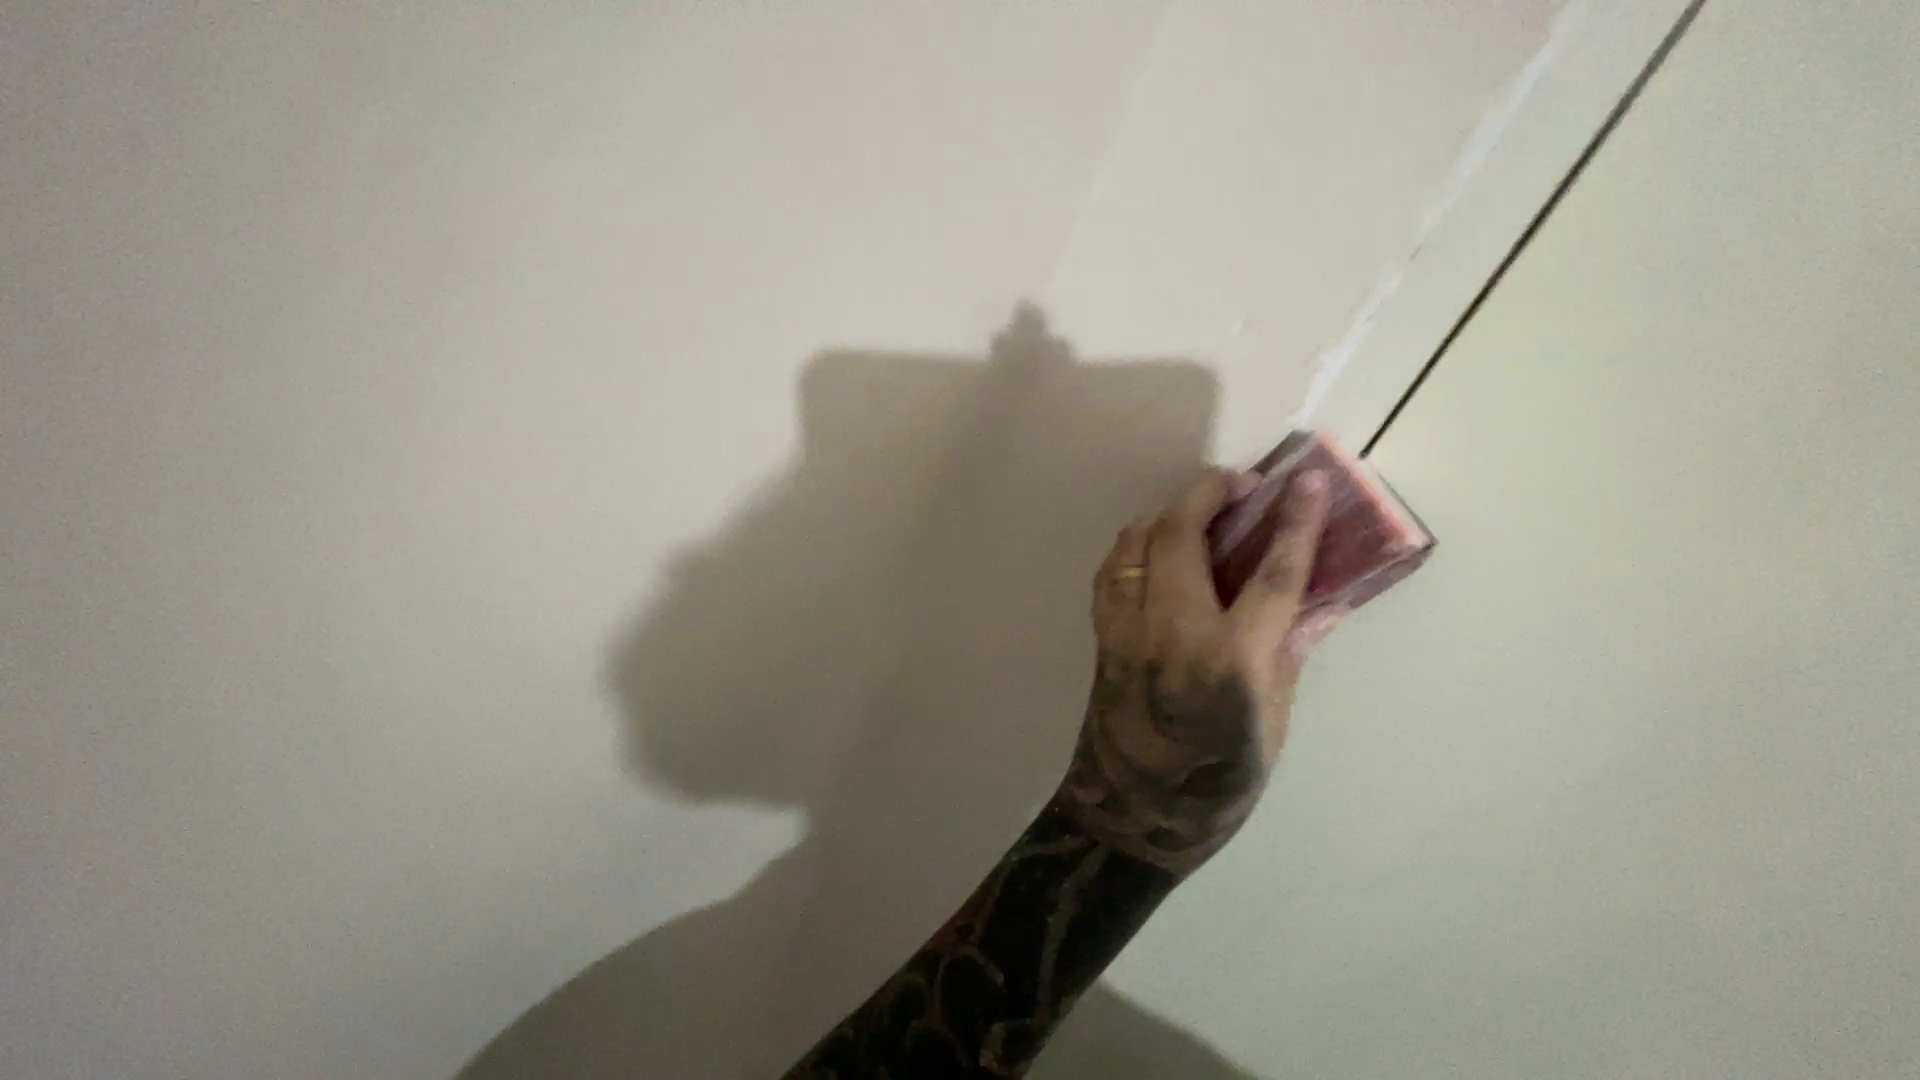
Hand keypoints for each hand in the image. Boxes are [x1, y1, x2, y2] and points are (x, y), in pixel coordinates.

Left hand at [1055, 467, 1340, 871]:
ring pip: (1135, 543)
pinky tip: (1154, 547)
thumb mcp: (1272, 724)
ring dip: (1167, 513)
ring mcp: (1127, 631)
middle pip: (1181, 536)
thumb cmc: (1215, 783)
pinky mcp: (1102, 636)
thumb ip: (1289, 654)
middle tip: (1239, 484)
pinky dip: (1134, 545)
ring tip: (1197, 509)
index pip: (1271, 575)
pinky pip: (1112, 570)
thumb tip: (1321, 602)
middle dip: (1209, 493)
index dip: (1295, 523)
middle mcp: (1172, 634)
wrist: (1130, 814)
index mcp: (1231, 662)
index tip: (1308, 483)